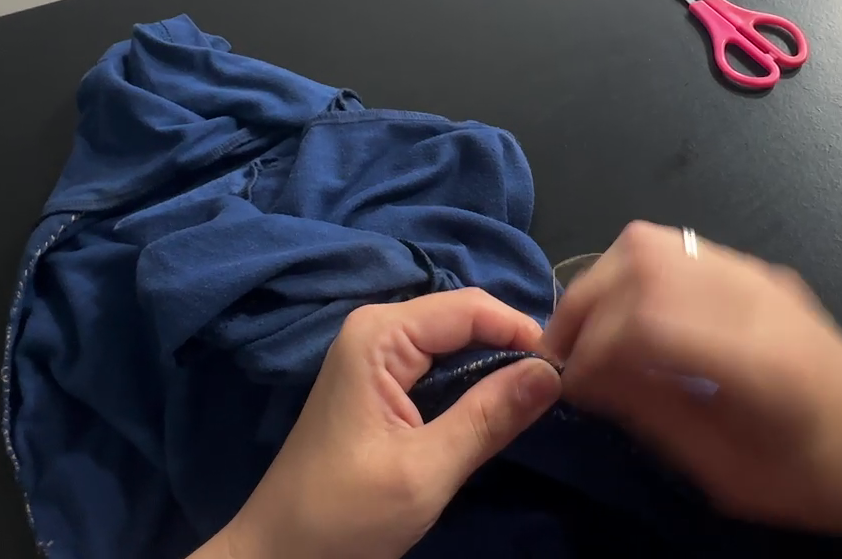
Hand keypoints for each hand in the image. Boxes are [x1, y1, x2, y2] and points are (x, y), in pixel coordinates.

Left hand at [206, 289, 562, 558]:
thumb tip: (551, 373)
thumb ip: (488, 418)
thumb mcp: (424, 473)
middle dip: (508, 343)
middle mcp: (378, 326)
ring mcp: (375, 350)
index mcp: (380, 333)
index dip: (519, 329)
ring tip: (536, 392)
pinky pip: (437, 360)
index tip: (565, 368)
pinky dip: (470, 377)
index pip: (468, 308)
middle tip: (556, 384)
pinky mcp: (379, 377)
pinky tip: (495, 401)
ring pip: (453, 338)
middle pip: (461, 316)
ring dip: (493, 361)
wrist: (276, 557)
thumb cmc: (343, 517)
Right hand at [541, 221, 841, 534]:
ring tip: (586, 326)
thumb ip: (654, 414)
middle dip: (585, 303)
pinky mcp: (744, 263)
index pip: (650, 322)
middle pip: (642, 264)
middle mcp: (751, 297)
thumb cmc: (813, 476)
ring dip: (601, 279)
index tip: (572, 384)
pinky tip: (624, 308)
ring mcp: (749, 270)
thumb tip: (585, 375)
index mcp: (759, 362)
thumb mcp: (730, 474)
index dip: (596, 348)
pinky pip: (668, 244)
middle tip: (561, 348)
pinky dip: (627, 271)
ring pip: (649, 241)